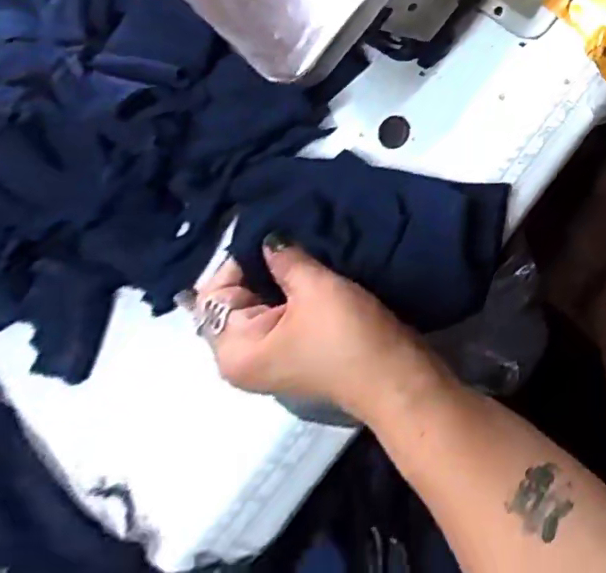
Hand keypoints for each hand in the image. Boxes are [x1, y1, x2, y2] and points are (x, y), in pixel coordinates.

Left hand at [194, 237, 448, 425]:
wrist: (392, 374)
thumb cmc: (347, 334)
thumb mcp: (316, 289)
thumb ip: (286, 259)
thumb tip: (268, 239)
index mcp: (233, 350)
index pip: (213, 295)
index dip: (238, 260)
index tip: (269, 231)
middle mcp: (241, 358)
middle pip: (234, 302)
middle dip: (258, 268)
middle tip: (287, 234)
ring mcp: (270, 357)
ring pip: (260, 307)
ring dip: (278, 279)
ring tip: (301, 247)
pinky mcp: (296, 352)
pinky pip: (281, 315)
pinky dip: (290, 293)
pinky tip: (311, 271)